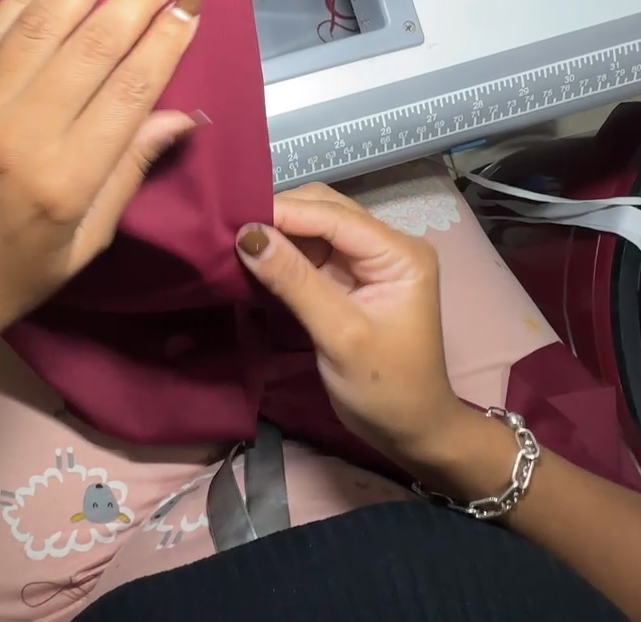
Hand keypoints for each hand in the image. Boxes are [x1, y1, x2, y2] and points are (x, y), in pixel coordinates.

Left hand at [0, 0, 202, 383]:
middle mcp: (21, 132)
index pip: (132, 88)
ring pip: (42, 23)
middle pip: (94, 43)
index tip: (190, 3)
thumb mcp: (85, 242)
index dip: (167, 39)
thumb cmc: (11, 278)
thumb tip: (181, 115)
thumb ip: (129, 171)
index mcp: (66, 178)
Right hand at [237, 183, 474, 471]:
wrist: (409, 431)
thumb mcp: (338, 335)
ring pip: (315, 224)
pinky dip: (283, 248)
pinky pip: (311, 247)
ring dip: (278, 228)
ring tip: (236, 236)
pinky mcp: (348, 274)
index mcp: (399, 253)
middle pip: (325, 209)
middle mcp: (386, 244)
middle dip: (280, 214)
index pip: (334, 216)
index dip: (284, 211)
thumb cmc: (384, 387)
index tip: (235, 217)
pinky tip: (256, 252)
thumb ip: (294, 281)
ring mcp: (367, 258)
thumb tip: (248, 235)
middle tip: (230, 226)